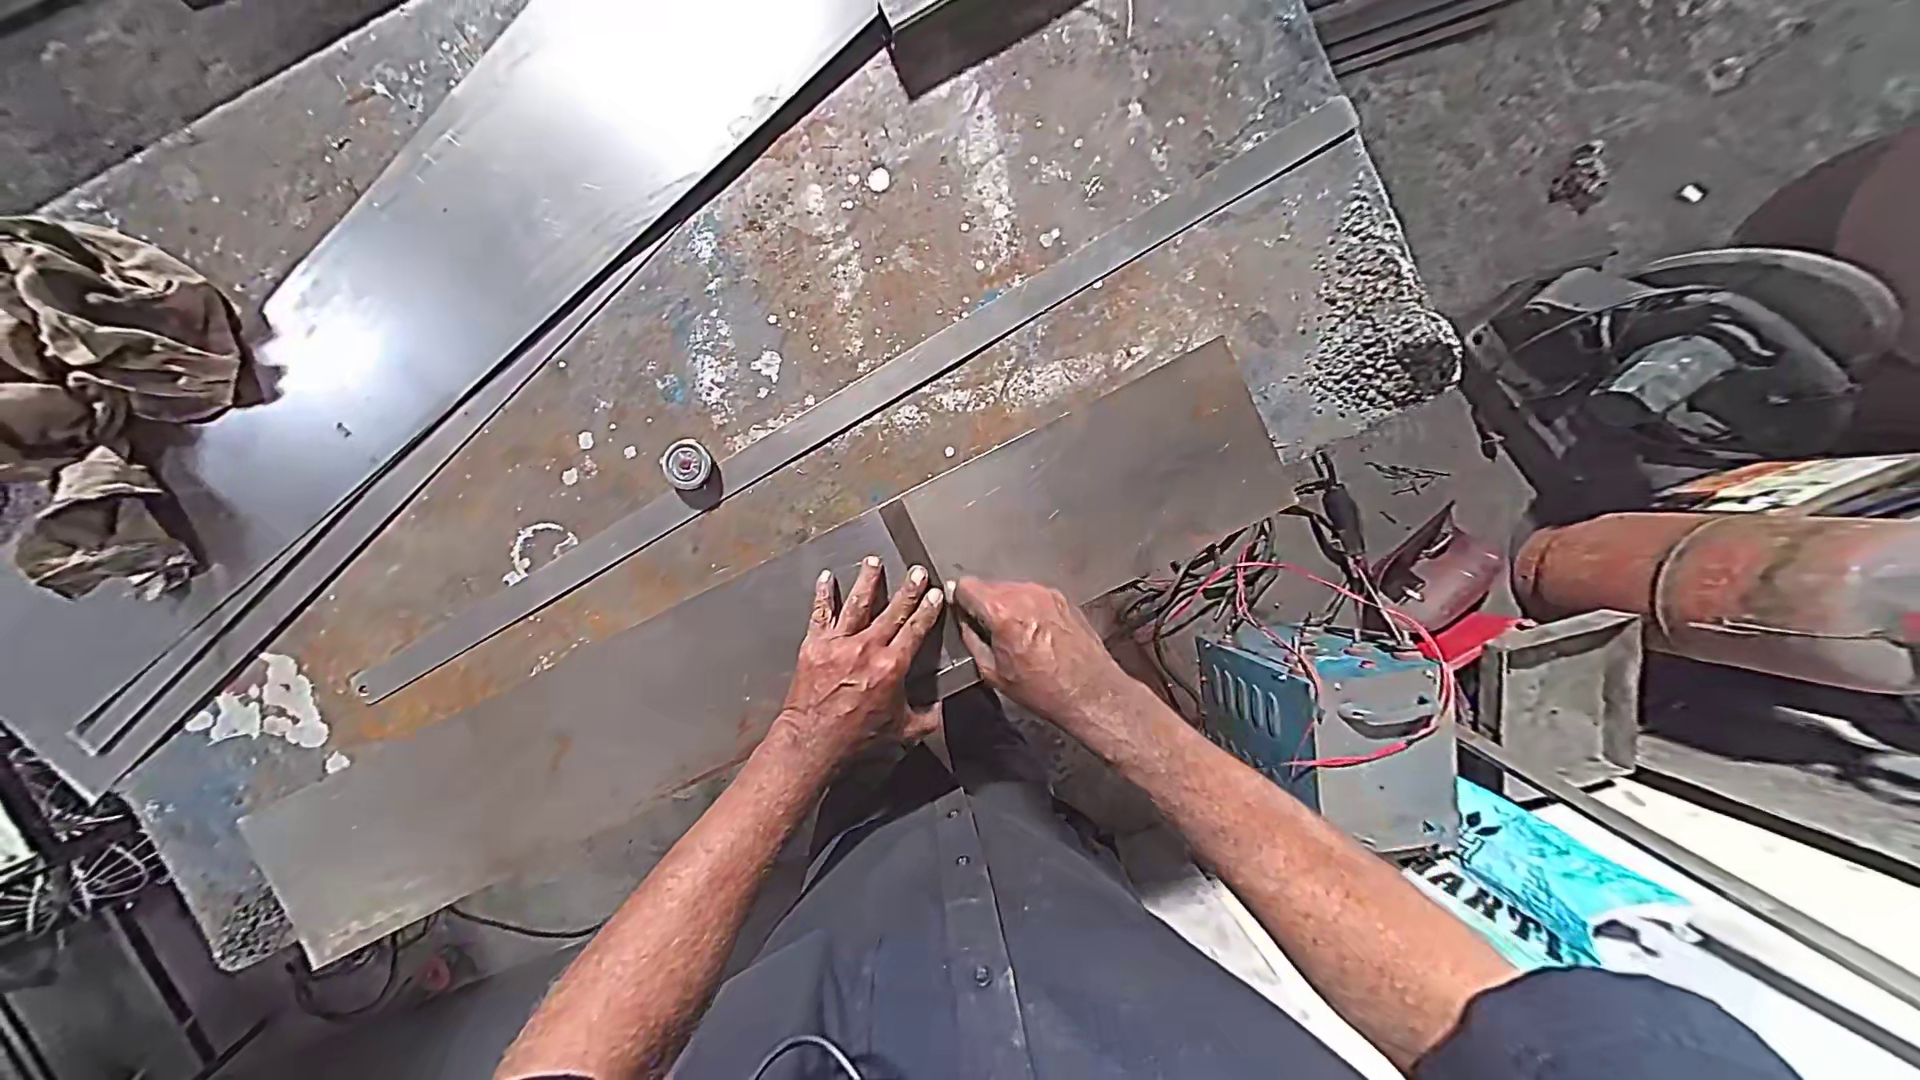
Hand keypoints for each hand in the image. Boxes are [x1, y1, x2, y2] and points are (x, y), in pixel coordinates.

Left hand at [773, 556, 944, 768]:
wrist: (813, 743)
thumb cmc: (857, 739)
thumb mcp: (903, 731)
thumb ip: (927, 716)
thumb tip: (942, 707)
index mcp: (891, 666)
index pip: (915, 629)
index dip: (927, 610)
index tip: (934, 594)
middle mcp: (866, 649)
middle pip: (892, 611)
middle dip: (908, 589)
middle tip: (916, 571)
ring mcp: (839, 644)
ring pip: (857, 603)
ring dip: (868, 581)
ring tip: (873, 561)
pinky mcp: (815, 646)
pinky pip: (820, 614)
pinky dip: (822, 594)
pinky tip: (825, 578)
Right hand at [949, 578, 1140, 729]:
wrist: (1089, 692)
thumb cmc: (1047, 689)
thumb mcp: (994, 672)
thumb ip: (972, 640)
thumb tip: (964, 624)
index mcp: (1003, 611)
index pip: (966, 585)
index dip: (959, 599)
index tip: (961, 610)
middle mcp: (1025, 594)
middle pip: (989, 585)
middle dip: (984, 604)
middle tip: (989, 631)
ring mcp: (1046, 594)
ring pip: (1012, 589)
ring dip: (1007, 606)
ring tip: (1016, 636)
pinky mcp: (1062, 598)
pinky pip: (1033, 596)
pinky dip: (1028, 609)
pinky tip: (1035, 634)